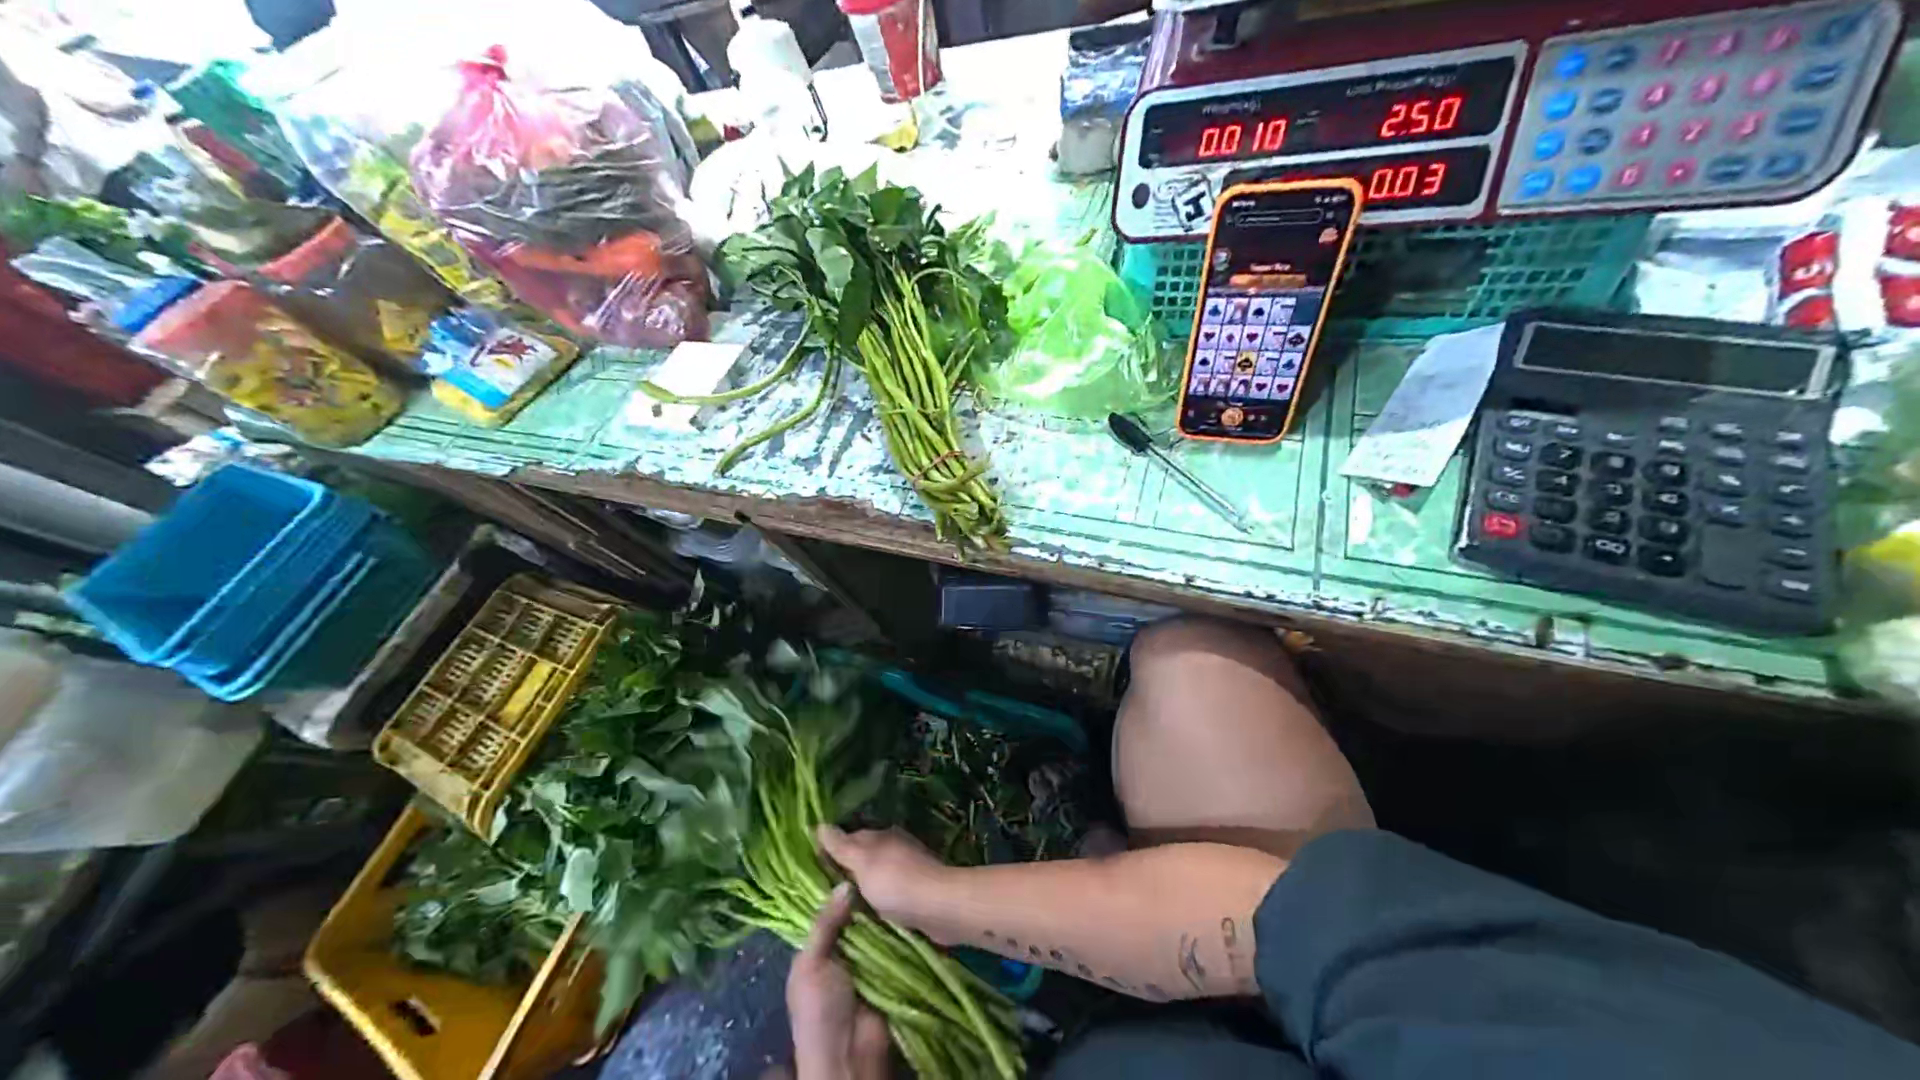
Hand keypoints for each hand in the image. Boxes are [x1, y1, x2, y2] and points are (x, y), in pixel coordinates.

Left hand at [788, 882, 891, 1079]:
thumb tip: (845, 884)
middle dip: (866, 899)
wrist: (849, 1056)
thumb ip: (825, 924)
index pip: (827, 913)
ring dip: (885, 914)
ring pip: (876, 929)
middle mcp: (841, 954)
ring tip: (898, 878)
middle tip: (882, 865)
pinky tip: (909, 905)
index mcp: (815, 952)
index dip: (839, 890)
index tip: (856, 859)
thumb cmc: (819, 1010)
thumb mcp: (811, 964)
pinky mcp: (891, 972)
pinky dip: (901, 931)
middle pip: (854, 919)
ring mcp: (867, 963)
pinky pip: (895, 945)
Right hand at [815, 826, 948, 933]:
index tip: (812, 868)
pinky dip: (879, 900)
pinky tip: (870, 913)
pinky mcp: (918, 889)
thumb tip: (819, 825)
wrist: (940, 906)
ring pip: (877, 875)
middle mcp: (894, 846)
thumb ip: (841, 846)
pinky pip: (890, 892)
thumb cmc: (896, 882)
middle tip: (823, 892)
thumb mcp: (862, 862)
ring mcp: (908, 867)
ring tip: (842, 906)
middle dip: (846, 870)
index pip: (848, 838)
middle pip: (863, 856)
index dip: (829, 851)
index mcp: (880, 835)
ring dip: (863, 887)